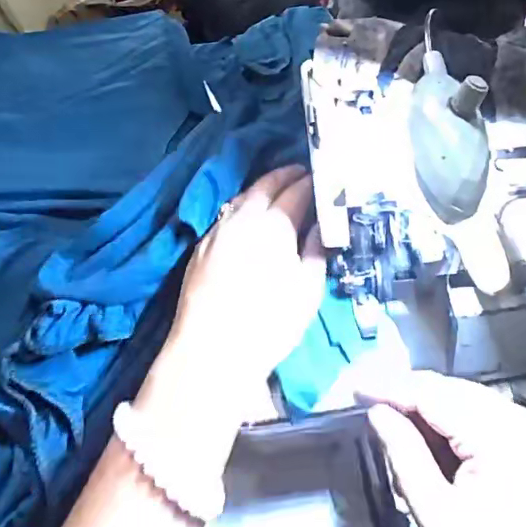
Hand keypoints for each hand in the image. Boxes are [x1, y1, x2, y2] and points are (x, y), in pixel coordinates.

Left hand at [149, 165, 326, 399]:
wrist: (210, 354)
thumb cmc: (269, 323)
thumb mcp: (308, 288)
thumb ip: (315, 250)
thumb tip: (318, 226)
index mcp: (274, 224)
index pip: (297, 191)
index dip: (313, 182)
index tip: (324, 180)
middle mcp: (244, 219)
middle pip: (266, 185)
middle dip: (286, 175)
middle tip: (302, 172)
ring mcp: (218, 232)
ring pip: (242, 197)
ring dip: (262, 188)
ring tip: (278, 190)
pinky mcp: (201, 248)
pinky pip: (226, 215)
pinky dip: (243, 207)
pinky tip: (251, 217)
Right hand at [362, 371, 525, 526]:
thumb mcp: (439, 518)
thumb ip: (406, 458)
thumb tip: (380, 415)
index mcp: (498, 428)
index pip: (433, 393)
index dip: (390, 387)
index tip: (353, 386)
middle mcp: (517, 417)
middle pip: (452, 392)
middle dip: (409, 394)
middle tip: (366, 400)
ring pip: (468, 405)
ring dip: (429, 410)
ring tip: (390, 419)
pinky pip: (483, 423)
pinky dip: (452, 427)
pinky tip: (429, 441)